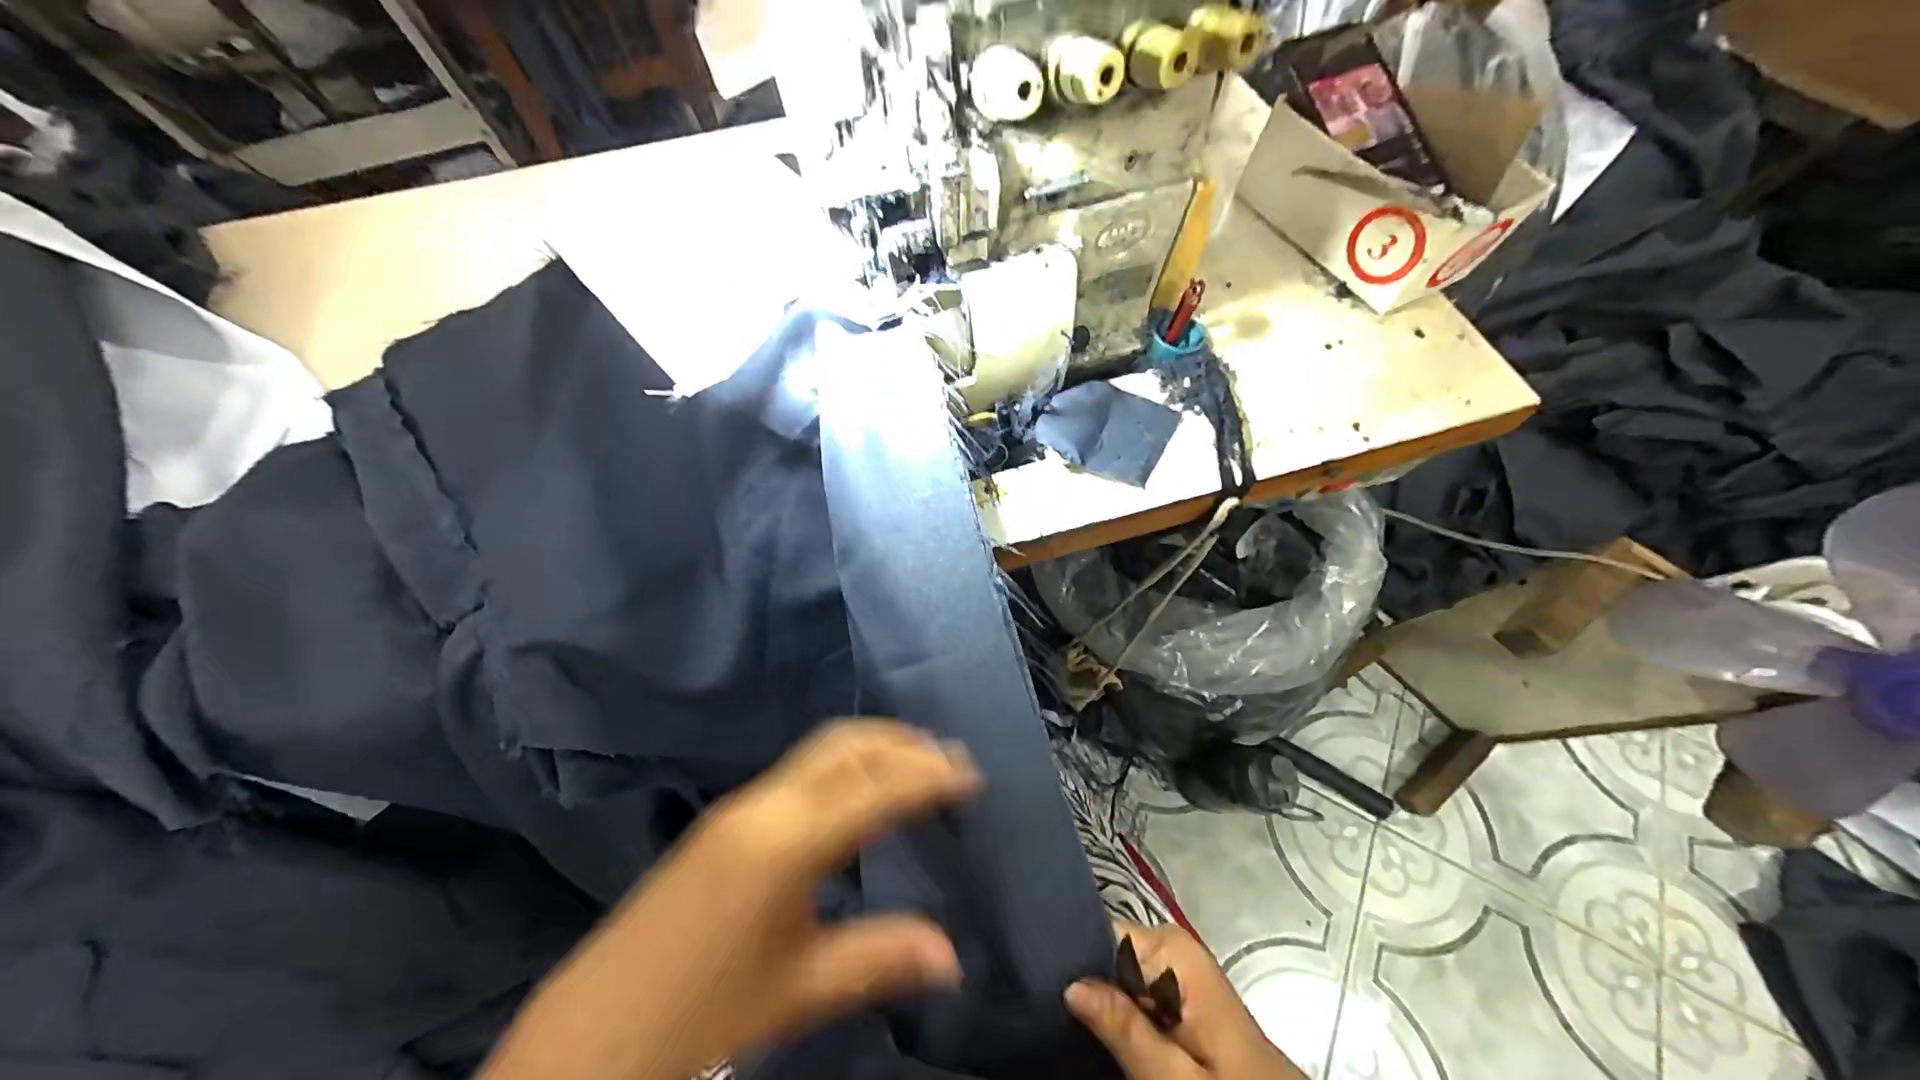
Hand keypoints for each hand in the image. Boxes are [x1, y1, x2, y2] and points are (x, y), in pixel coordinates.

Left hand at [481, 719, 982, 1079]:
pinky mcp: (724, 820)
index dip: (928, 776)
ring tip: (916, 767)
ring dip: (872, 749)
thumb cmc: (703, 1010)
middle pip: (844, 745)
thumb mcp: (797, 988)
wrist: (592, 1033)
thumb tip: (953, 955)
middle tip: (950, 759)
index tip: (972, 773)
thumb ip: (878, 958)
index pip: (874, 788)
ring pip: (819, 752)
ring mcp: (738, 807)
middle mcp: (763, 804)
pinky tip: (859, 798)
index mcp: (785, 840)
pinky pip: (799, 772)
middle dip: (901, 743)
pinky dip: (844, 767)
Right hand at [1067, 920, 1307, 1079]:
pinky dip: (1119, 1019)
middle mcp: (1174, 954)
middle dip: (1085, 985)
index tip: (1044, 986)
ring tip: (1070, 1026)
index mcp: (1174, 952)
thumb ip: (1125, 1028)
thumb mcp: (1177, 1079)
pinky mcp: (1180, 1005)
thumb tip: (1070, 983)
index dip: (1073, 959)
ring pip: (1118, 979)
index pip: (1103, 932)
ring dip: (1100, 1006)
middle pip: (1108, 955)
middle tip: (1054, 1016)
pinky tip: (1101, 1036)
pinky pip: (1135, 998)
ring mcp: (1178, 979)